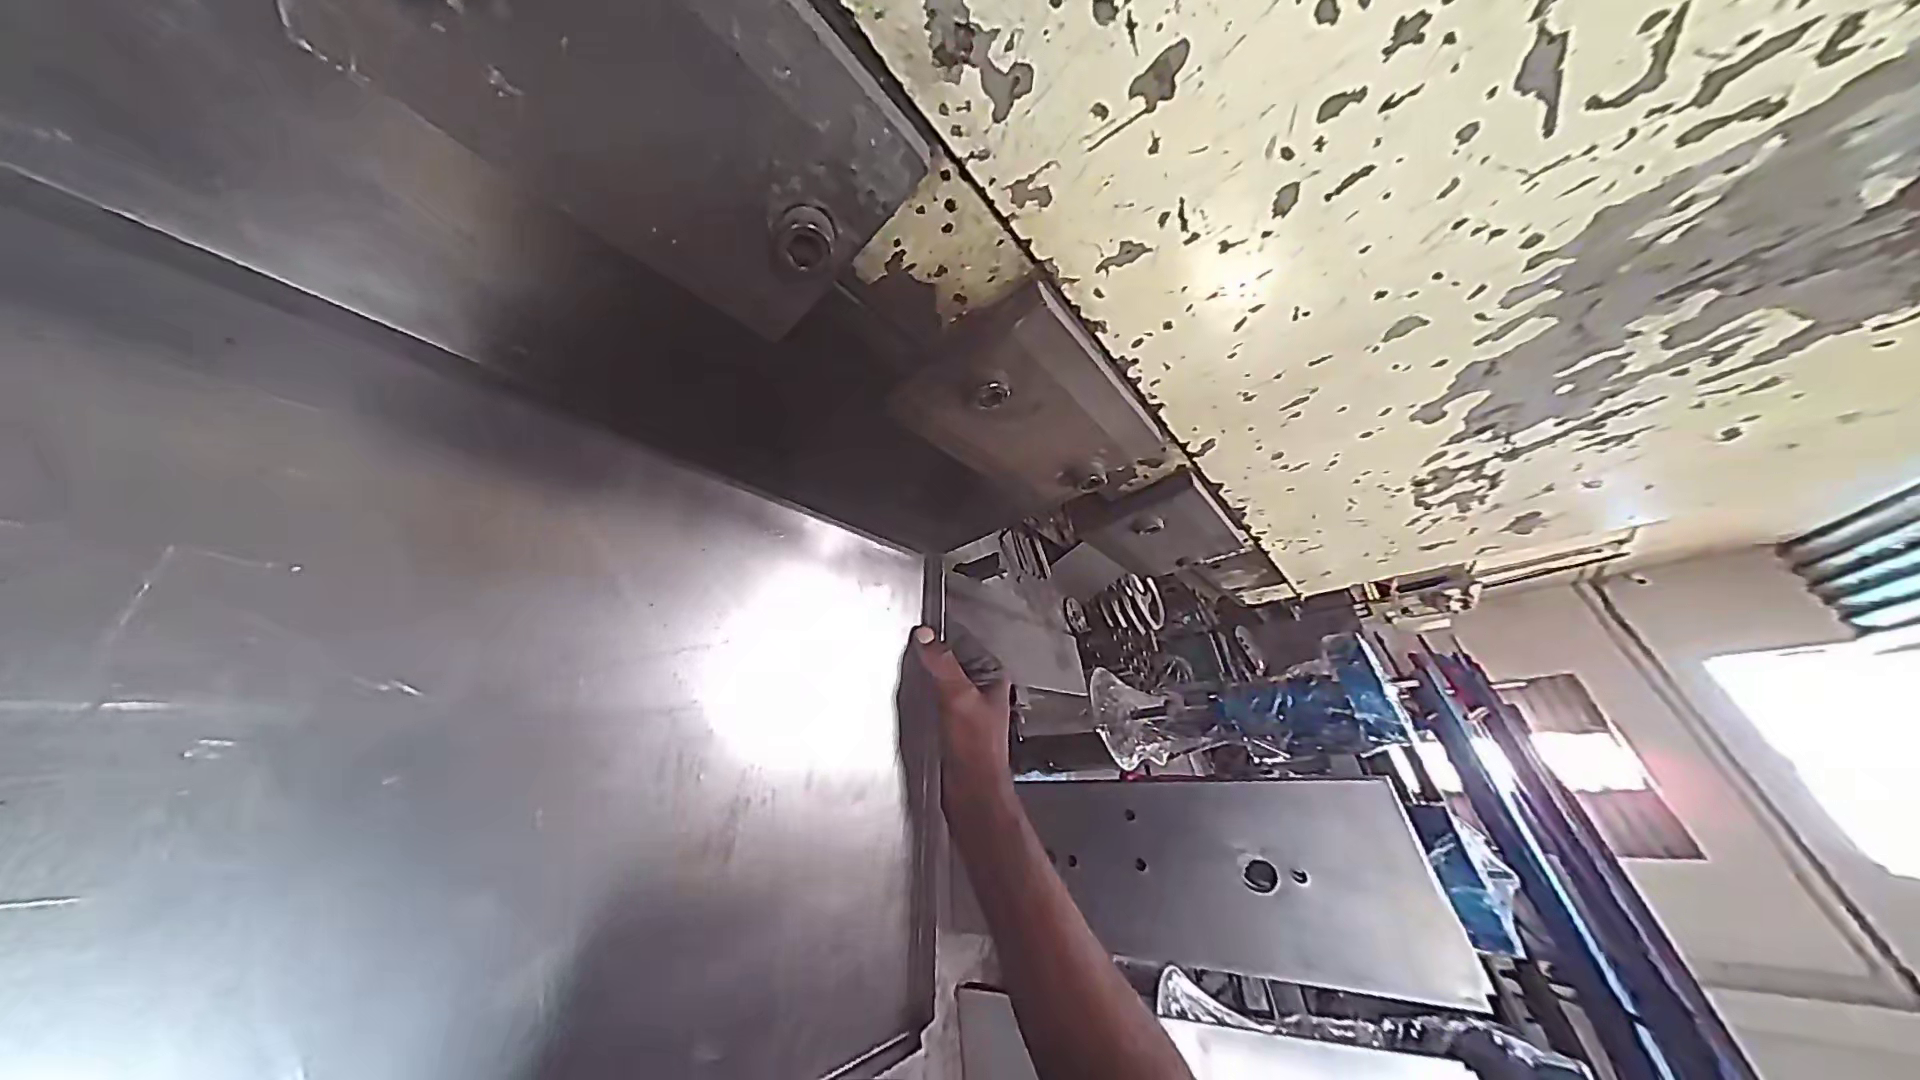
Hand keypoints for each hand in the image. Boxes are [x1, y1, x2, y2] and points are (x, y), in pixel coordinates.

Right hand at [911, 626, 1011, 780]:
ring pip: (940, 677)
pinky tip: (909, 693)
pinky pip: (933, 696)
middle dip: (929, 655)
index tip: (915, 630)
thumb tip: (925, 635)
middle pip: (950, 658)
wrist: (972, 792)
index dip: (940, 634)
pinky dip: (921, 692)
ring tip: (904, 668)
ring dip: (923, 674)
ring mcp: (966, 704)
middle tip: (905, 647)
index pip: (963, 640)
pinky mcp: (951, 721)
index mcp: (992, 675)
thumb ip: (942, 664)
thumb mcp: (957, 697)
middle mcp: (981, 686)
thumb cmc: (975, 748)